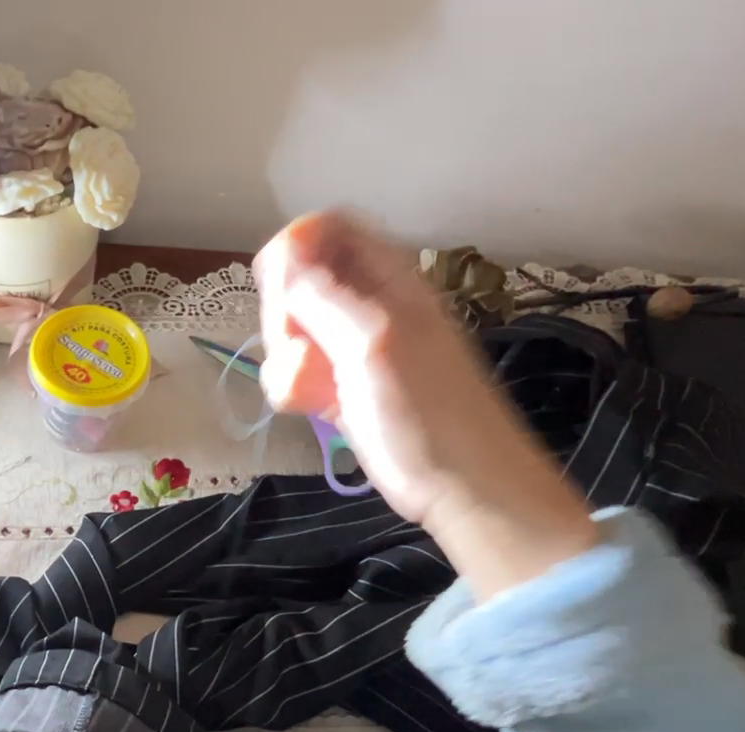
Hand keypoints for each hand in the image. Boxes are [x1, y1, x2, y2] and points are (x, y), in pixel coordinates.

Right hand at [256, 211, 599, 597]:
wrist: (463, 488)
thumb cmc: (426, 414)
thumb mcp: (373, 343)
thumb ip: (323, 295)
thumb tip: (281, 252)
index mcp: (388, 280)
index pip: (329, 229)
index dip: (295, 250)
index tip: (281, 293)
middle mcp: (367, 306)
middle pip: (298, 282)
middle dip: (284, 315)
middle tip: (299, 352)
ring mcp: (351, 349)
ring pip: (291, 331)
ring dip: (286, 359)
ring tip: (308, 391)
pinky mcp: (340, 388)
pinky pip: (298, 372)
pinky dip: (293, 388)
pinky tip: (309, 409)